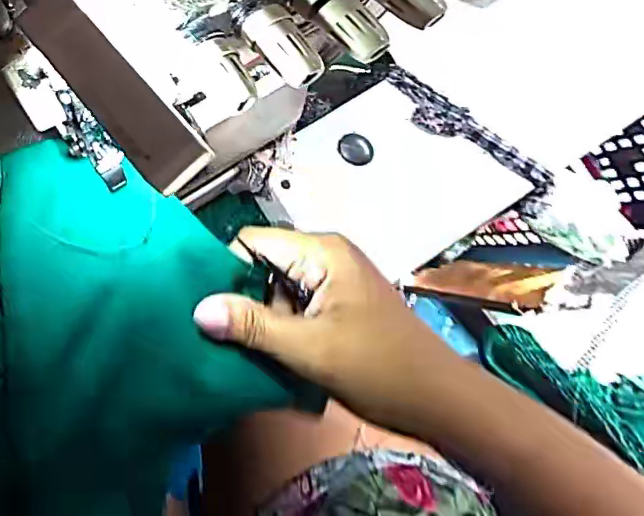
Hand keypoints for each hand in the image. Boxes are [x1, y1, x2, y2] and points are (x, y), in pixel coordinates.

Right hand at [193, 226, 466, 436]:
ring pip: (279, 284)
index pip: (253, 241)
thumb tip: (200, 309)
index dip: (228, 270)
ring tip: (253, 349)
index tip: (209, 307)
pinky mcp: (339, 298)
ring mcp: (335, 276)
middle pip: (264, 262)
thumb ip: (253, 326)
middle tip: (229, 334)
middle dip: (245, 296)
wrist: (443, 401)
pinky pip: (297, 300)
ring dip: (264, 315)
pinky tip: (278, 352)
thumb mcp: (310, 350)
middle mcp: (326, 253)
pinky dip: (284, 323)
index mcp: (320, 251)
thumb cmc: (381, 369)